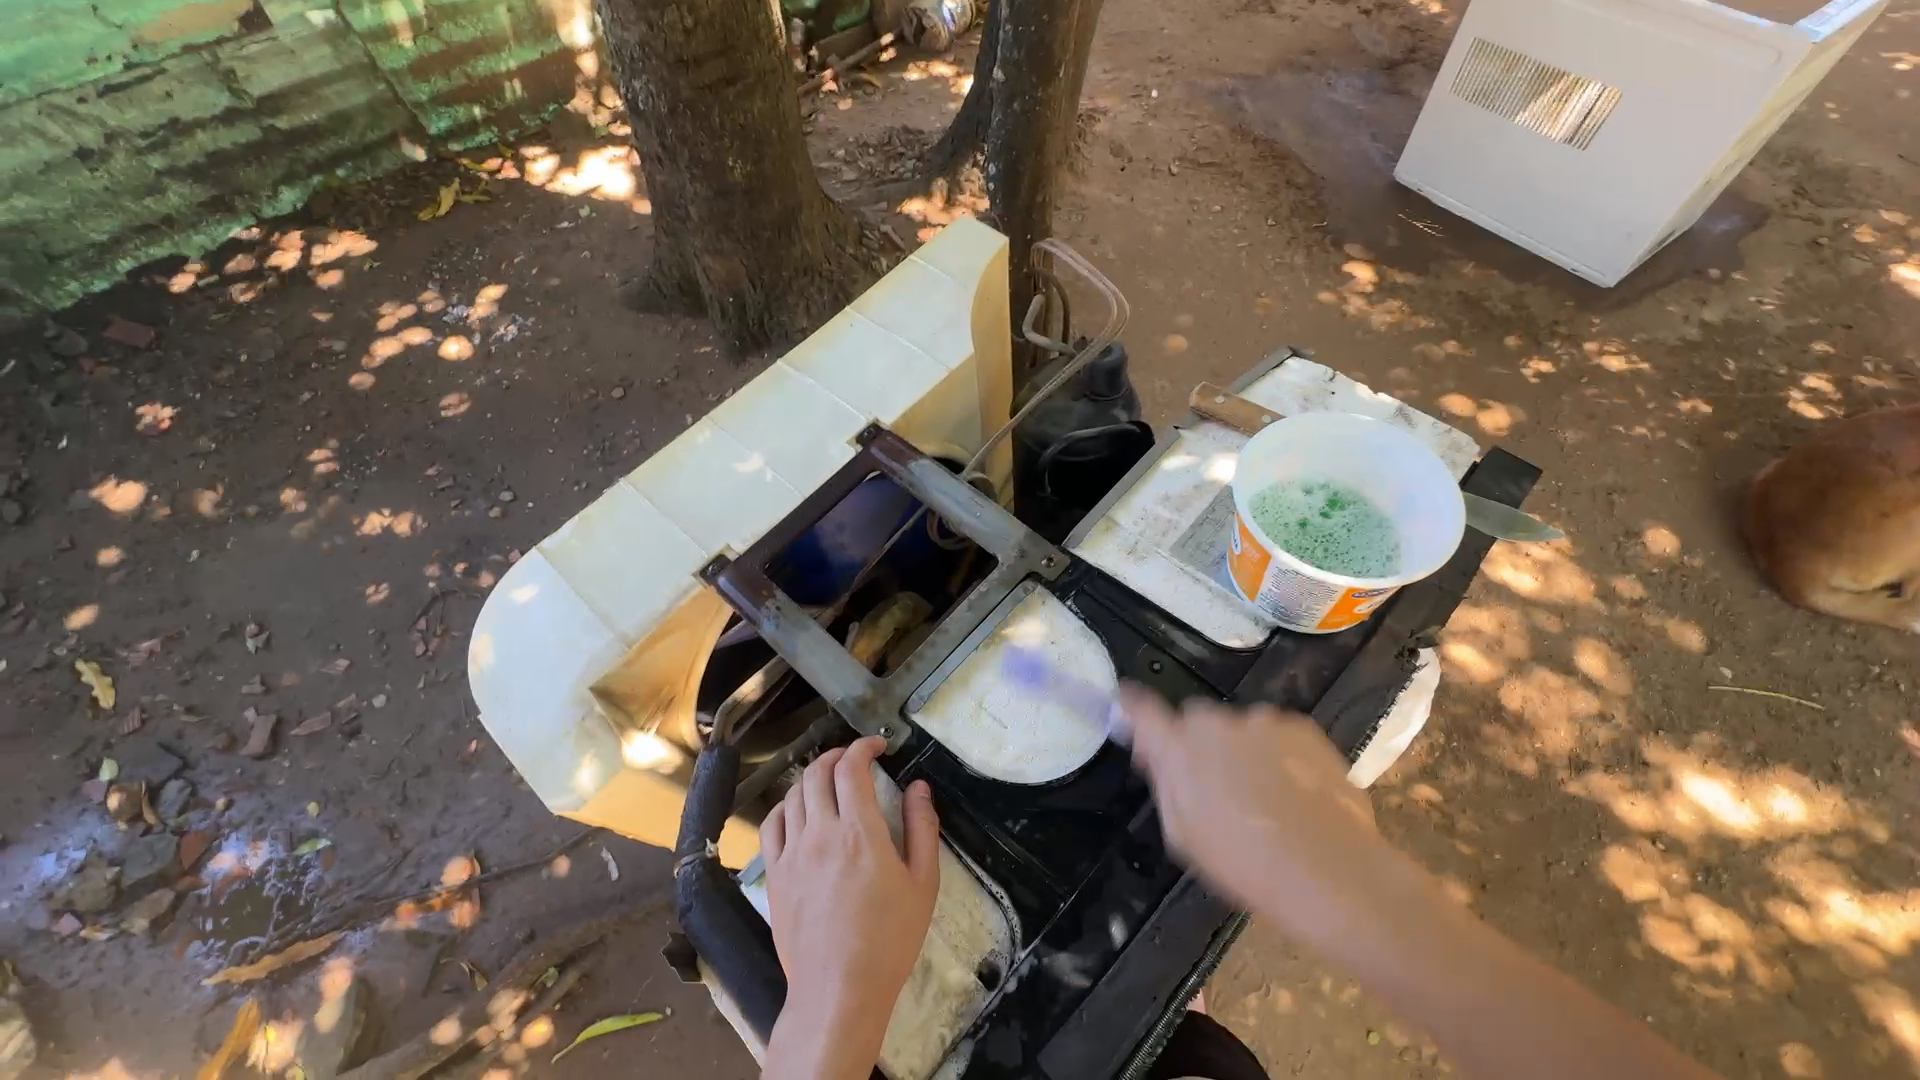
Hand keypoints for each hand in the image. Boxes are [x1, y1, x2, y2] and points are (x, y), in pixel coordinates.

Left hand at [759, 736, 938, 1079]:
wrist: (839, 991)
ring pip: (794, 794)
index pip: (852, 769)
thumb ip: (923, 828)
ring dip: (813, 777)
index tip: (878, 746)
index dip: (863, 747)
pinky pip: (771, 824)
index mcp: (861, 833)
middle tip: (855, 759)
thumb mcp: (923, 883)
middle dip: (837, 755)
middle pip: (818, 773)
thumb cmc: (890, 939)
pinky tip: (798, 810)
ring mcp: (792, 853)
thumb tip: (919, 787)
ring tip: (830, 781)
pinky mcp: (774, 874)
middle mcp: (821, 833)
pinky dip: (785, 805)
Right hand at [1120, 686, 1386, 941]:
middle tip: (1213, 784)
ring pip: (1240, 728)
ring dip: (1242, 749)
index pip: (1142, 711)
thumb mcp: (1184, 834)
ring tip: (1264, 796)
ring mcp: (1261, 721)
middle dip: (1199, 742)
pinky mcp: (1301, 726)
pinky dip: (1279, 754)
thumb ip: (1165, 783)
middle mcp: (1216, 723)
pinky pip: (1277, 734)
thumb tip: (1156, 754)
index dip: (1131, 705)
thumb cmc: (1244, 863)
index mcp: (1179, 749)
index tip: (1126, 702)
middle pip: (1195, 719)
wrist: (1330, 871)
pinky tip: (1293, 792)